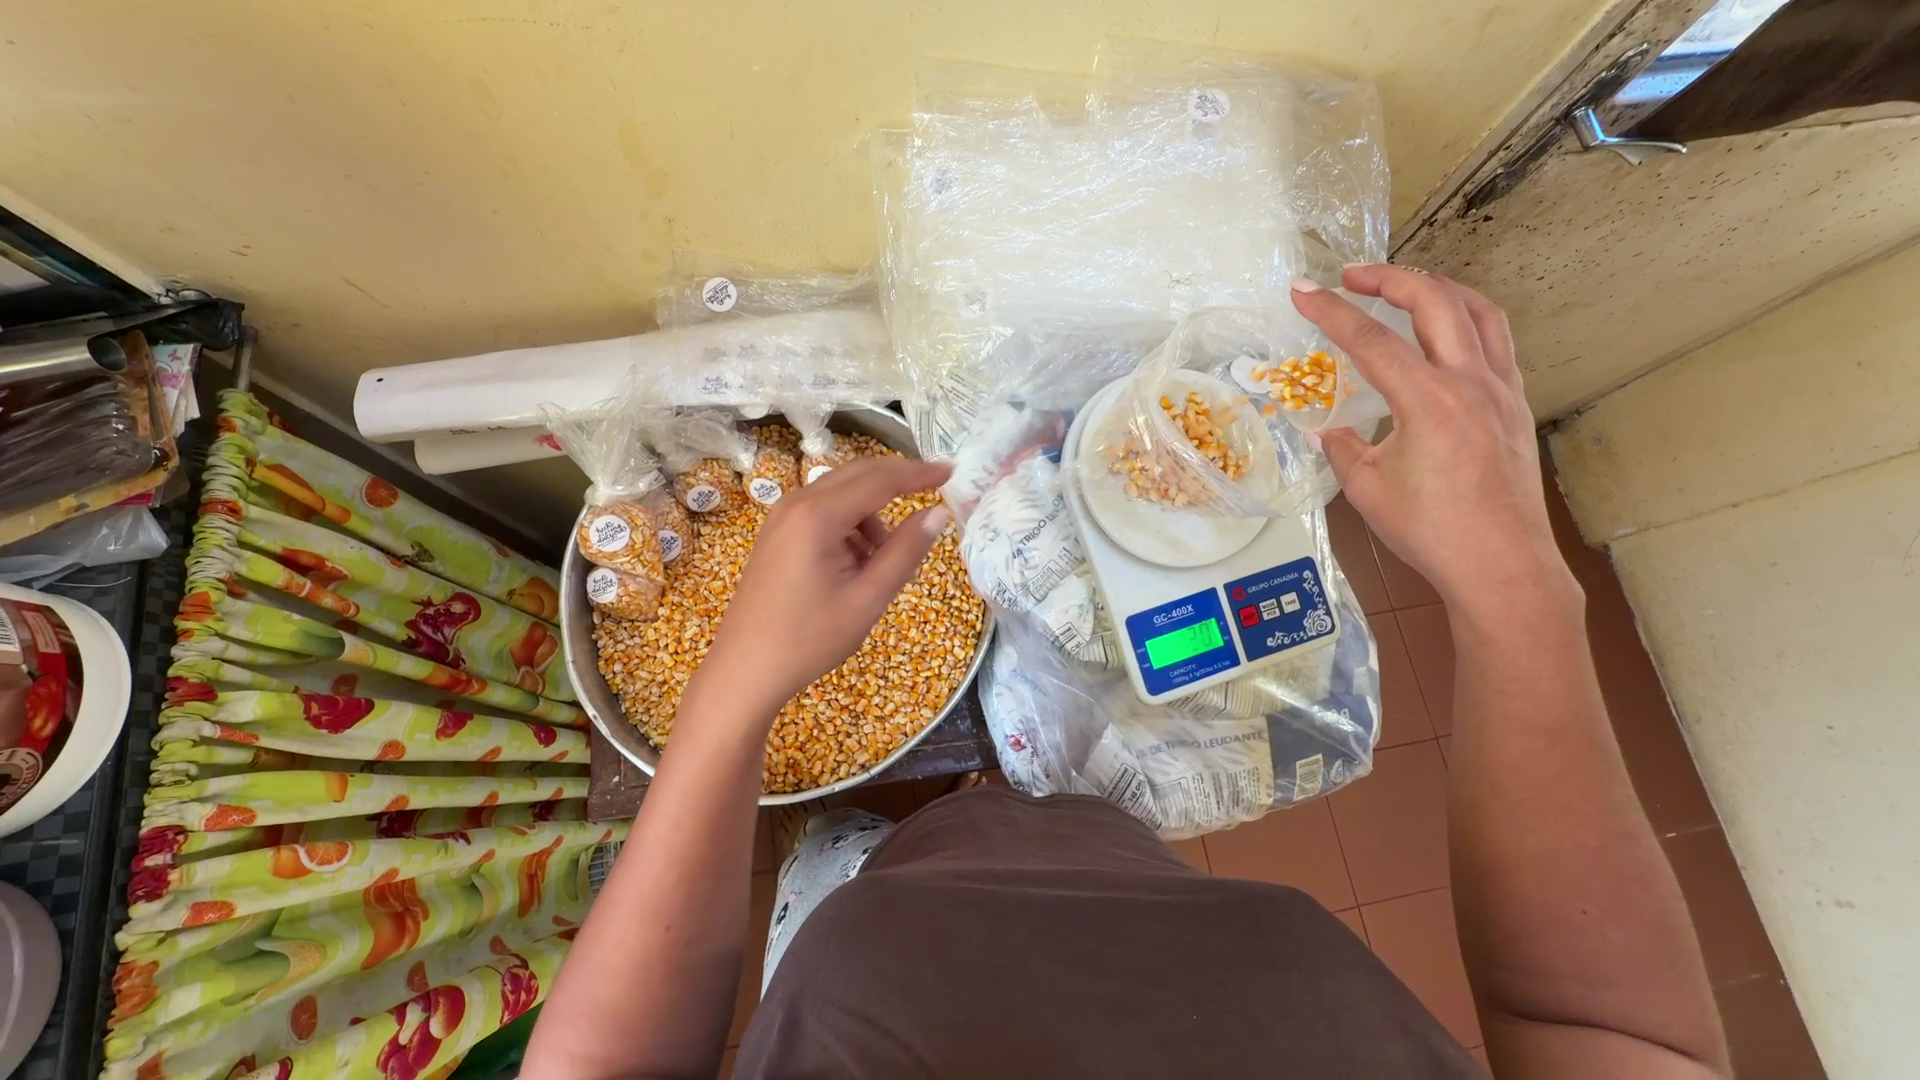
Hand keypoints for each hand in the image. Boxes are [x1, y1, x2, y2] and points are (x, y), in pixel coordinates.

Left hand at [697, 457, 953, 713]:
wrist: (744, 670)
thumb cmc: (809, 640)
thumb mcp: (868, 598)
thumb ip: (905, 551)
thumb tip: (939, 513)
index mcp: (818, 516)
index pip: (880, 479)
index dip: (918, 474)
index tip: (951, 471)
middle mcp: (796, 504)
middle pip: (858, 474)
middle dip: (898, 479)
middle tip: (936, 489)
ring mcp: (781, 517)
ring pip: (840, 493)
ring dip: (872, 510)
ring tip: (885, 558)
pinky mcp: (776, 533)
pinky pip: (822, 511)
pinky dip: (849, 523)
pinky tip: (855, 563)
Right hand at [1289, 265, 1577, 615]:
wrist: (1500, 564)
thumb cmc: (1431, 530)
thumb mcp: (1367, 488)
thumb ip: (1343, 447)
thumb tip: (1325, 430)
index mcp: (1429, 402)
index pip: (1371, 340)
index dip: (1331, 311)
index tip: (1301, 290)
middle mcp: (1471, 383)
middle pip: (1433, 302)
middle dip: (1388, 278)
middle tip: (1350, 276)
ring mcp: (1502, 390)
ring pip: (1476, 311)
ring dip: (1435, 288)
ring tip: (1402, 287)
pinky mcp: (1516, 404)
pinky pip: (1496, 341)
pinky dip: (1466, 319)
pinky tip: (1445, 330)